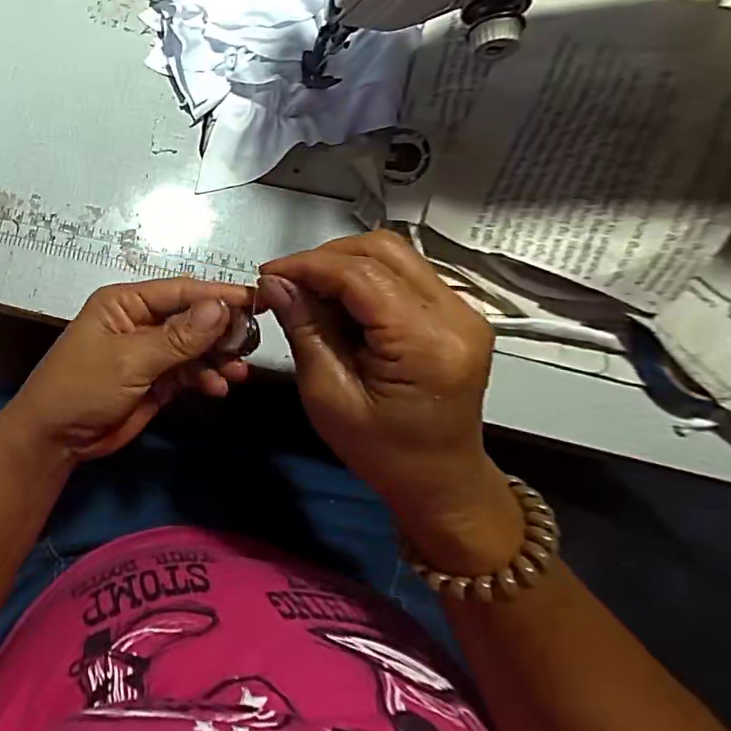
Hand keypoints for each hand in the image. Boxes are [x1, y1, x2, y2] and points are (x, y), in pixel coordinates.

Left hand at [9, 278, 254, 460]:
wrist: (56, 439)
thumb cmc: (82, 387)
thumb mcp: (130, 359)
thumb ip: (177, 337)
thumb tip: (220, 307)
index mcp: (125, 302)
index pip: (180, 290)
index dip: (218, 295)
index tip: (256, 301)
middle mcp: (140, 321)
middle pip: (192, 317)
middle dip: (221, 329)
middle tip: (251, 342)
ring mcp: (149, 352)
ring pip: (195, 347)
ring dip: (218, 357)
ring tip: (239, 370)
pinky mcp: (156, 380)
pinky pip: (189, 372)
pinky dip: (205, 378)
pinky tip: (219, 387)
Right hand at [258, 232, 520, 573]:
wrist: (440, 481)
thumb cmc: (382, 451)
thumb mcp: (328, 395)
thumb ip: (304, 329)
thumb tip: (274, 282)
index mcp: (427, 343)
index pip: (361, 275)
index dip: (308, 265)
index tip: (267, 275)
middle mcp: (455, 315)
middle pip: (383, 250)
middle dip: (326, 258)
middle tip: (287, 283)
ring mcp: (462, 310)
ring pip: (394, 254)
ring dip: (343, 265)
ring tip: (308, 292)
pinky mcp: (455, 313)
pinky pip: (403, 274)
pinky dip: (363, 278)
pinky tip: (338, 303)